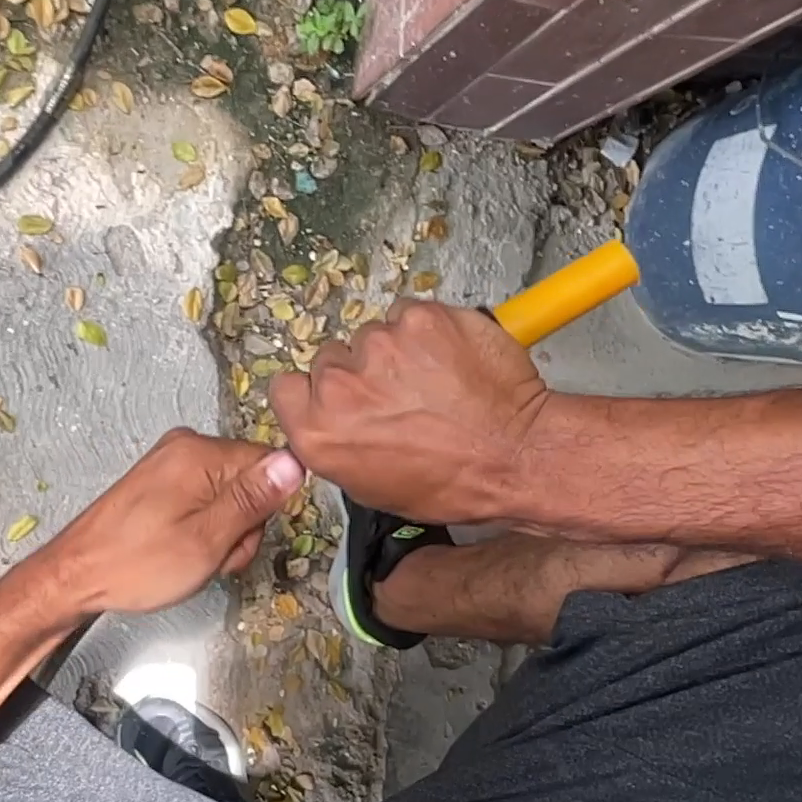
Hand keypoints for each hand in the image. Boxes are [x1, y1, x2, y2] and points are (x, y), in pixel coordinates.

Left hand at [43, 429, 303, 614]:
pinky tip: (182, 549)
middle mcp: (186, 447)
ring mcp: (171, 463)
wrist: (75, 576)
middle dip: (242, 526)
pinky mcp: (160, 481)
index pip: (270, 465)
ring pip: (228, 495)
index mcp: (200, 453)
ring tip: (194, 557)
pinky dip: (201, 527)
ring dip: (223, 532)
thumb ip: (253, 499)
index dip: (265, 509)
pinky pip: (204, 499)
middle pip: (249, 481)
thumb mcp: (207, 539)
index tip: (238, 536)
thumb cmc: (137, 564)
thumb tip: (294, 462)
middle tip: (212, 555)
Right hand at [270, 300, 550, 524]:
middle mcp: (338, 385)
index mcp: (318, 431)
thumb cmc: (450, 483)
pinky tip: (449, 361)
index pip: (286, 387)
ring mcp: (379, 345)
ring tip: (432, 381)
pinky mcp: (419, 318)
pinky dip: (427, 331)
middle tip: (398, 396)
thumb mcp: (370, 487)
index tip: (340, 397)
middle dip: (359, 371)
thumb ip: (334, 444)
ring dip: (397, 351)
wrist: (515, 456)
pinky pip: (409, 314)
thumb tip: (330, 421)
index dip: (314, 391)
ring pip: (373, 334)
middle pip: (331, 357)